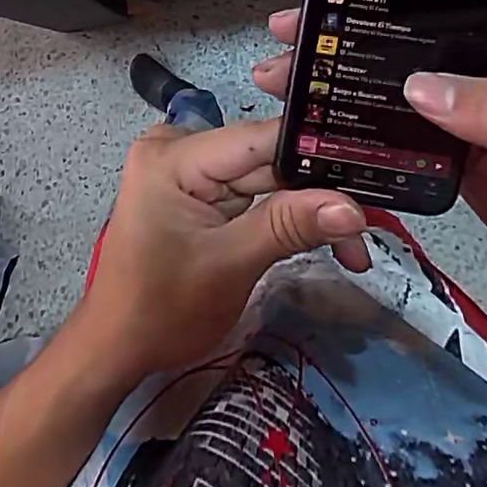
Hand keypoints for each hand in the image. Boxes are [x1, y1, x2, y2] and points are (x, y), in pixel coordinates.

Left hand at [70, 120, 370, 382]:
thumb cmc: (162, 309)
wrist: (117, 346)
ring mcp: (184, 165)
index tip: (367, 171)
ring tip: (353, 244)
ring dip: (304, 208)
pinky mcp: (194, 187)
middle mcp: (176, 145)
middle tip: (369, 222)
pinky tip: (319, 235)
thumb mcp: (230, 265)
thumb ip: (290, 226)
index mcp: (172, 155)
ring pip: (262, 176)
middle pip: (262, 158)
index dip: (314, 152)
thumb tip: (352, 208)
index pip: (257, 140)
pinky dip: (280, 213)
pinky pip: (247, 190)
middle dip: (314, 193)